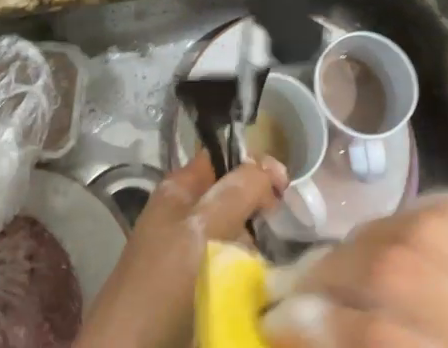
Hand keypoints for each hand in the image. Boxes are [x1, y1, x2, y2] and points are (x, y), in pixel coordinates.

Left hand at [75, 154, 287, 347]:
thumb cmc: (164, 281)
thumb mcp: (200, 227)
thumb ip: (236, 190)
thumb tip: (267, 167)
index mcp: (180, 190)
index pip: (223, 159)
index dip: (254, 164)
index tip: (284, 185)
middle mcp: (187, 216)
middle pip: (235, 197)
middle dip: (262, 207)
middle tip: (284, 226)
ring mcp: (193, 255)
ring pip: (240, 235)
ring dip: (261, 244)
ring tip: (278, 257)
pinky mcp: (202, 289)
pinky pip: (237, 269)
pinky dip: (253, 273)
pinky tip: (265, 283)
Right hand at [263, 190, 447, 347]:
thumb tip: (320, 333)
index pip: (387, 335)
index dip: (322, 326)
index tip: (277, 321)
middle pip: (408, 267)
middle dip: (336, 269)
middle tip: (299, 285)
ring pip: (441, 225)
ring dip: (375, 235)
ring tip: (343, 258)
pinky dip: (428, 213)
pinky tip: (401, 229)